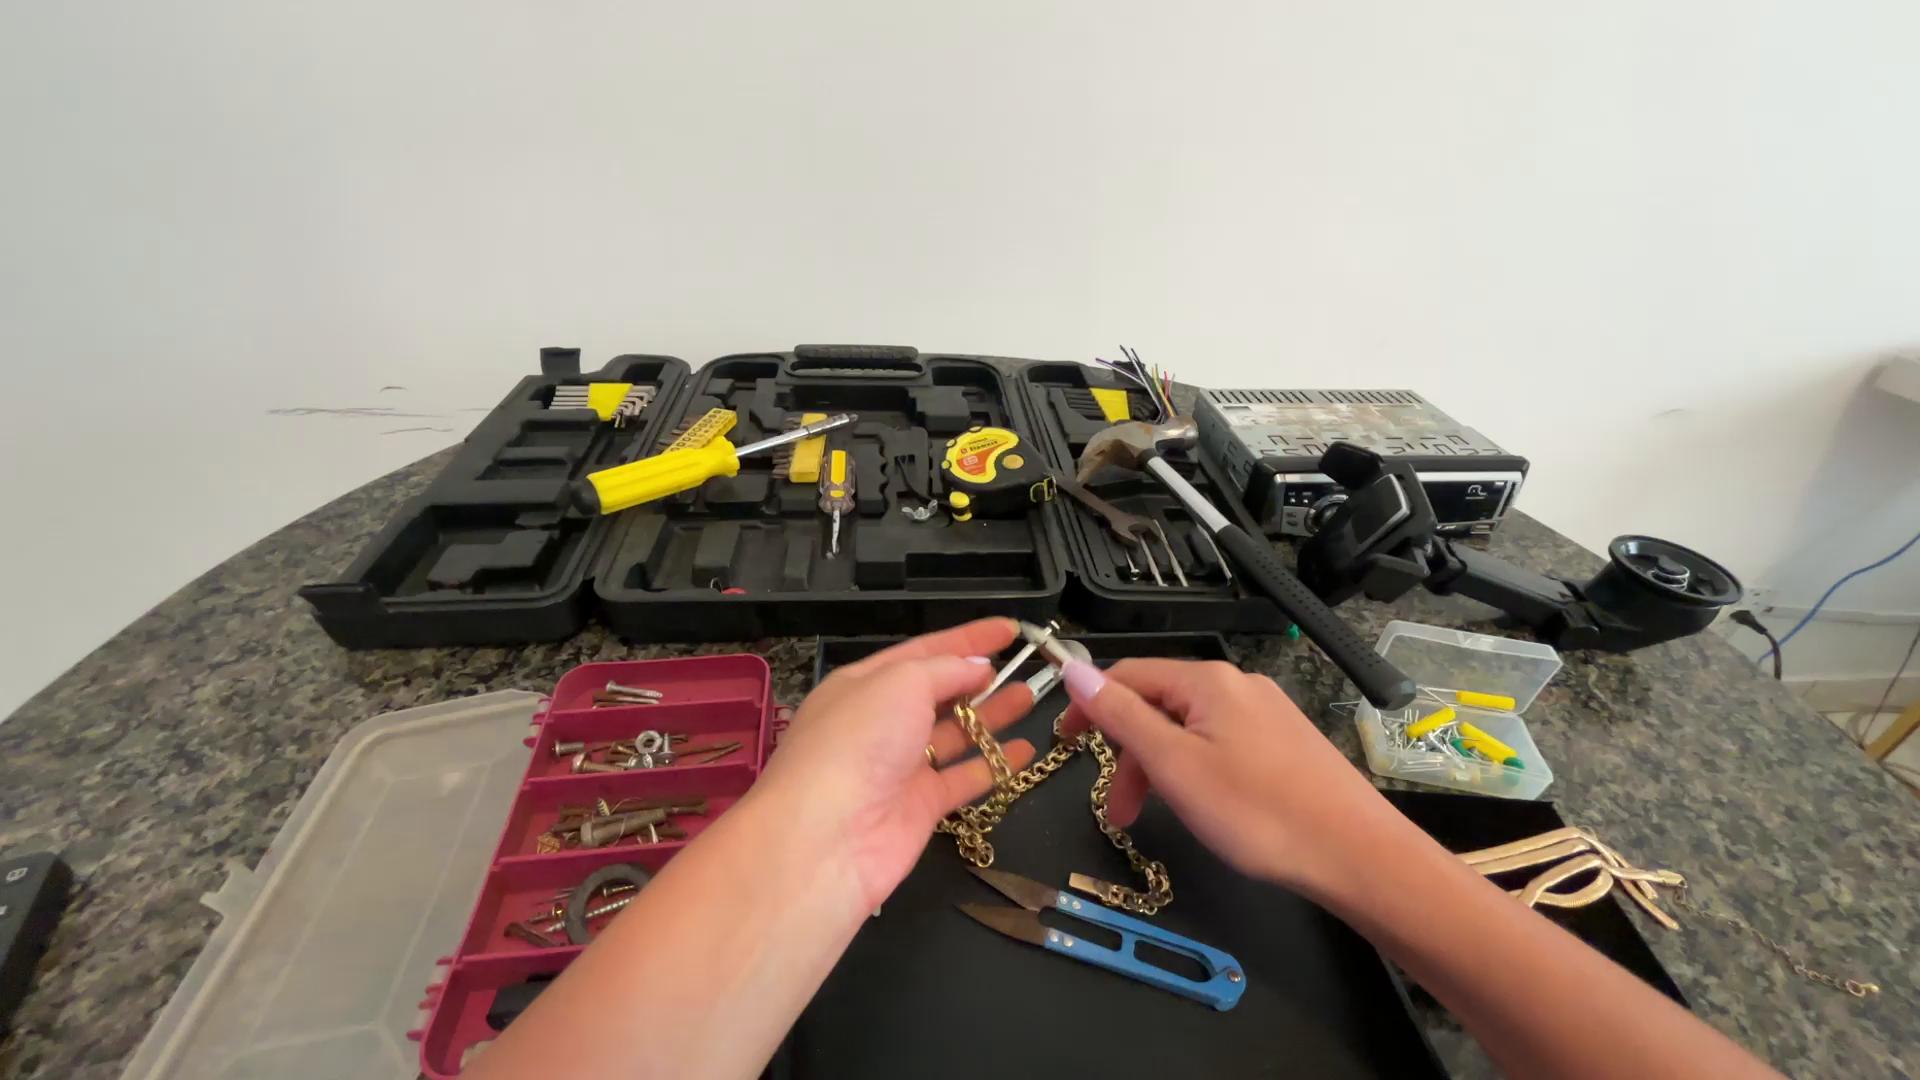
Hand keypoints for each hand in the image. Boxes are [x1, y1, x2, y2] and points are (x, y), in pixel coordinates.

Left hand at [752, 618, 1037, 912]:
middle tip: (1025, 665)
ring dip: (992, 715)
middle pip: (940, 692)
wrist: (826, 838)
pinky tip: (1024, 750)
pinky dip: (994, 764)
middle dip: (980, 678)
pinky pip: (964, 778)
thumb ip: (945, 670)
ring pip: (954, 733)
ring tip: (1031, 697)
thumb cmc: (858, 742)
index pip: (925, 651)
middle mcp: (881, 722)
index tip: (1010, 629)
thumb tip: (978, 667)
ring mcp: (900, 766)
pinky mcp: (920, 807)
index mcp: (865, 683)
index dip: (968, 637)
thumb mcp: (900, 683)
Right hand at [1058, 658, 1401, 896]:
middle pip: (1158, 704)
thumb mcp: (1173, 764)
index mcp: (1206, 680)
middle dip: (1127, 752)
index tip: (1065, 743)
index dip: (1089, 705)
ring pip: (1188, 728)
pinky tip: (1201, 804)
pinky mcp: (1284, 740)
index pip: (1126, 675)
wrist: (1360, 856)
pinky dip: (1193, 769)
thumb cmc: (1257, 812)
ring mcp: (1265, 711)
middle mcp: (1236, 684)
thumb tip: (1073, 669)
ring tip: (1150, 817)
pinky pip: (1219, 743)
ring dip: (1159, 767)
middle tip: (1115, 807)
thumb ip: (1120, 715)